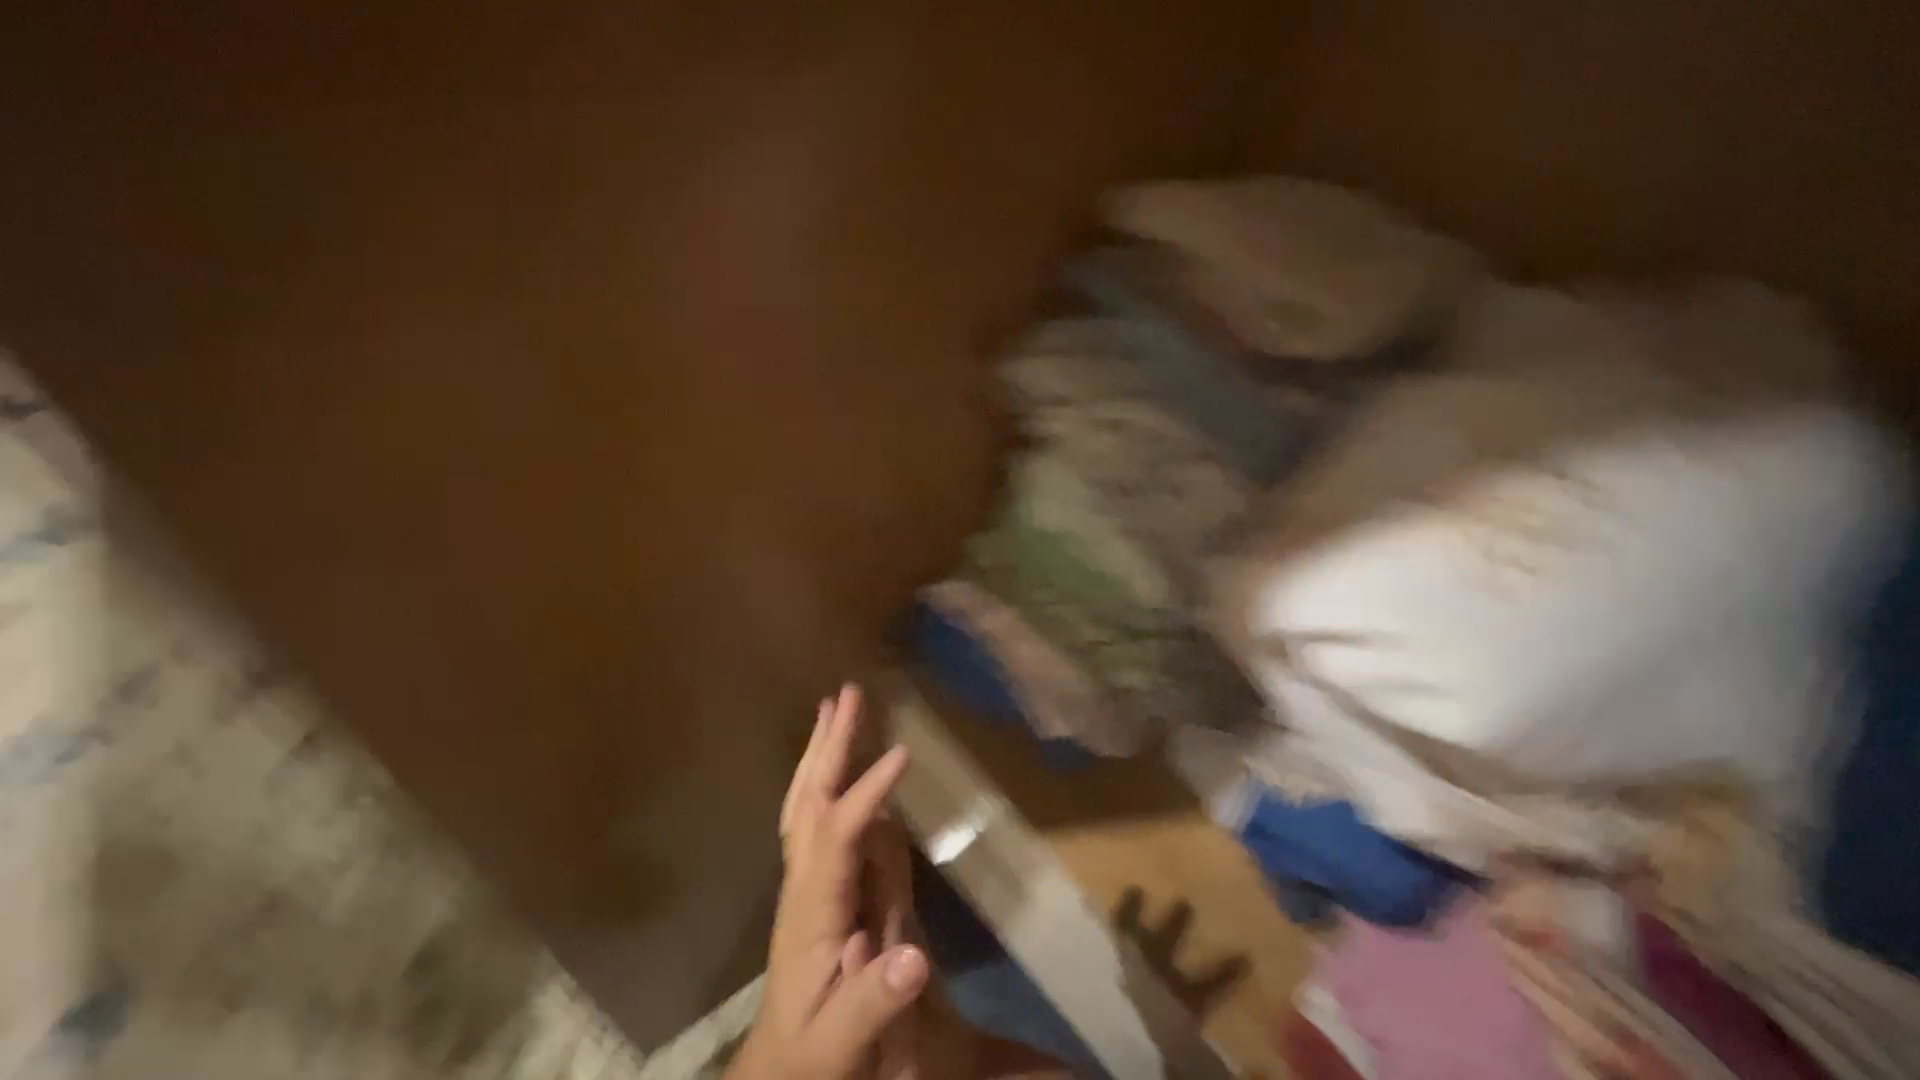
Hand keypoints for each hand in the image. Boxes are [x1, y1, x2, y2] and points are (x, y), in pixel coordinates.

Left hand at [732, 686, 925, 1079]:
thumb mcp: (840, 1043)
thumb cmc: (811, 1056)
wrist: (777, 1072)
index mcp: (810, 912)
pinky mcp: (815, 893)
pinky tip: (841, 770)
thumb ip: (873, 1001)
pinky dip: (826, 783)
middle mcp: (801, 885)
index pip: (836, 837)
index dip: (868, 794)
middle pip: (810, 802)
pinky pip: (817, 823)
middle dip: (830, 746)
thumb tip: (915, 955)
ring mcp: (804, 885)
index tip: (902, 754)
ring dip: (820, 754)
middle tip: (848, 694)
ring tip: (834, 708)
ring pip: (806, 806)